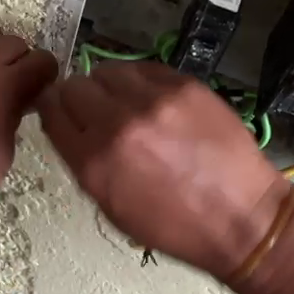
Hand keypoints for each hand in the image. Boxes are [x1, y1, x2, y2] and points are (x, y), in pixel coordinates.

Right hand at [37, 60, 285, 277]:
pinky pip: (141, 68)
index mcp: (93, 163)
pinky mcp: (182, 85)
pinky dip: (139, 82)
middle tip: (98, 112)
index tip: (63, 111)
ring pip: (105, 70)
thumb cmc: (175, 225)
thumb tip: (66, 124)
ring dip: (108, 86)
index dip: (53, 109)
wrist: (242, 219)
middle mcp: (117, 126)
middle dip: (80, 98)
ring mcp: (152, 101)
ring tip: (126, 104)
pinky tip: (152, 101)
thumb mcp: (111, 207)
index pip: (50, 111)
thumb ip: (82, 161)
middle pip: (73, 86)